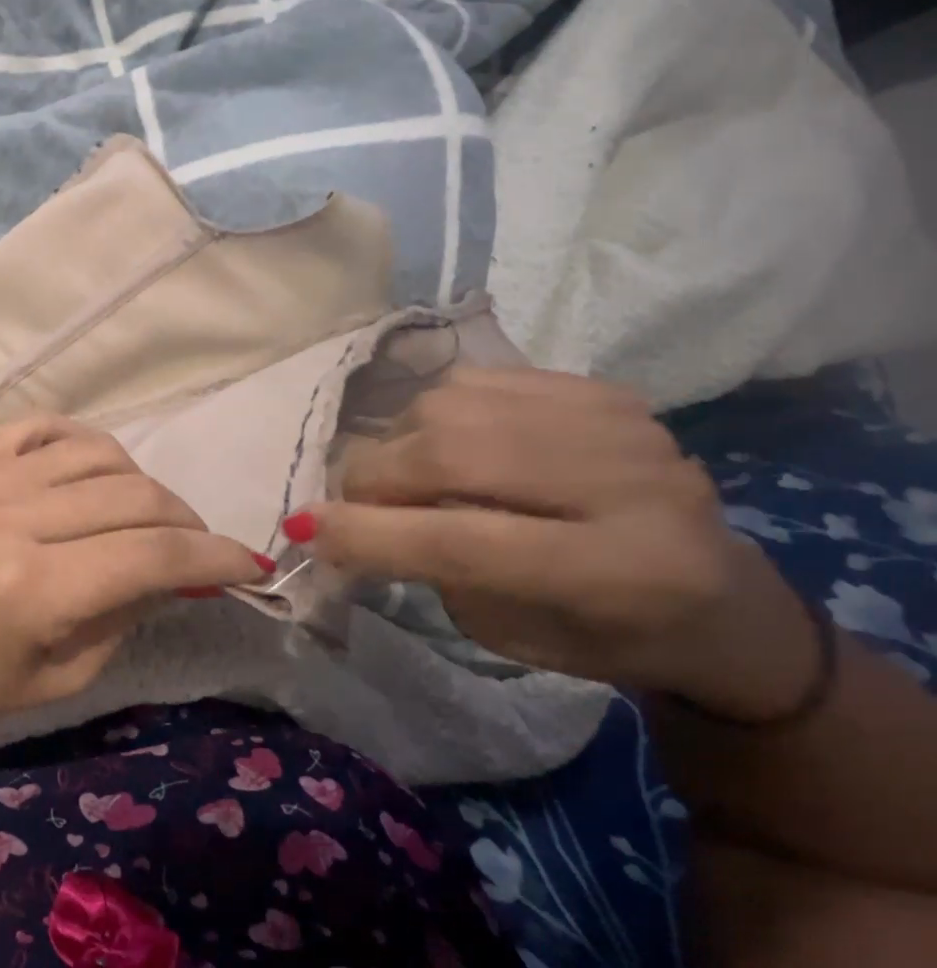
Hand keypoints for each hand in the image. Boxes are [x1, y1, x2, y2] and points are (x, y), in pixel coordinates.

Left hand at [0, 415, 271, 761]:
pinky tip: (95, 473)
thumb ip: (133, 609)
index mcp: (31, 589)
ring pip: (98, 453)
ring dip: (140, 482)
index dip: (214, 555)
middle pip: (133, 496)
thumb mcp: (69, 671)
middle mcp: (6, 521)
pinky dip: (85, 445)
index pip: (151, 553)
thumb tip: (190, 564)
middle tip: (196, 543)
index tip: (247, 562)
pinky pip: (45, 426)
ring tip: (145, 513)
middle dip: (186, 520)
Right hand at [308, 366, 819, 720]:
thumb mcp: (511, 635)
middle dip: (373, 480)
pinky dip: (434, 413)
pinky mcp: (604, 391)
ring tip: (399, 475)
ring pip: (453, 406)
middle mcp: (628, 485)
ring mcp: (620, 425)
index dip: (370, 534)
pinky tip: (442, 445)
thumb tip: (345, 516)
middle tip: (349, 505)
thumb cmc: (603, 638)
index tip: (304, 531)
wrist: (717, 598)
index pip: (464, 541)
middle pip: (453, 455)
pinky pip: (477, 380)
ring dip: (397, 442)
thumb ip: (433, 570)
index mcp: (619, 574)